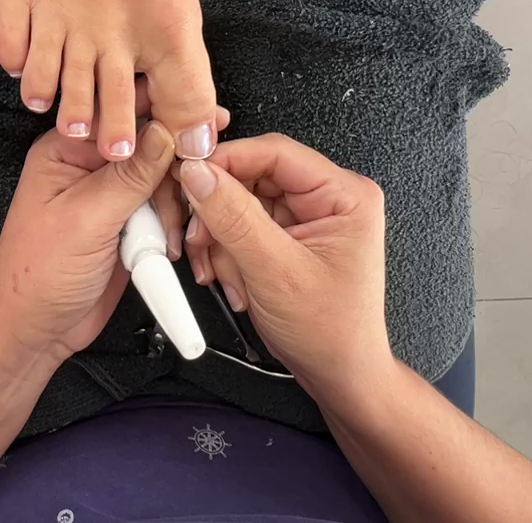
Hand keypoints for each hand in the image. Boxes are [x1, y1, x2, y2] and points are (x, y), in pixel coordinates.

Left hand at [0, 120, 179, 362]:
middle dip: (173, 166)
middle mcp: (89, 166)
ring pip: (162, 177)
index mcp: (66, 149)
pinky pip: (163, 208)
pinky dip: (173, 223)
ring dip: (175, 202)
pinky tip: (171, 240)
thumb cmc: (36, 275)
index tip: (195, 118)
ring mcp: (110, 194)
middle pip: (149, 143)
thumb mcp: (86, 219)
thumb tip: (163, 132)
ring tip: (171, 231)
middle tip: (195, 182)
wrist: (38, 331)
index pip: (119, 114)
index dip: (160, 111)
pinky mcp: (127, 221)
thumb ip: (129, 176)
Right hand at [177, 135, 393, 394]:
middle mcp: (324, 196)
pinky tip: (227, 277)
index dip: (226, 161)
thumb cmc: (330, 333)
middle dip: (218, 212)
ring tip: (218, 273)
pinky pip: (237, 222)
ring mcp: (302, 214)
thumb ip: (234, 218)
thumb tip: (197, 173)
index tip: (188, 176)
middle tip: (198, 239)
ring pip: (236, 200)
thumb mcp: (276, 272)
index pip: (273, 152)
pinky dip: (224, 249)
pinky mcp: (282, 232)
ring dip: (218, 237)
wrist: (339, 380)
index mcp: (343, 193)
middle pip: (249, 175)